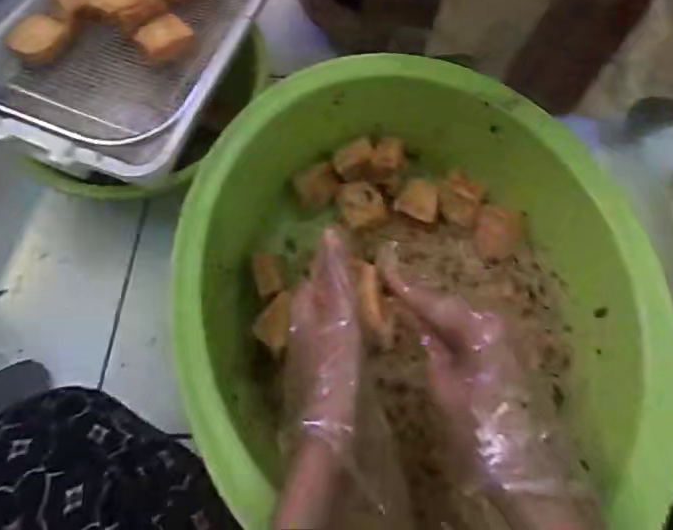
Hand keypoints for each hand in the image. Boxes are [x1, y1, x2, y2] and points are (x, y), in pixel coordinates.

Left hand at [288, 226, 361, 447]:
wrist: (331, 442)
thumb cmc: (336, 373)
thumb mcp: (341, 318)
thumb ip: (336, 278)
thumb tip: (329, 230)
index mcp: (303, 316)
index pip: (312, 279)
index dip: (328, 265)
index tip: (353, 254)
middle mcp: (301, 336)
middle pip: (316, 303)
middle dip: (335, 289)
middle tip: (367, 280)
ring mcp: (309, 363)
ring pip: (324, 326)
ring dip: (342, 314)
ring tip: (371, 307)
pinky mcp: (322, 386)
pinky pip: (334, 350)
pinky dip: (348, 339)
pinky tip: (364, 347)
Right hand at [380, 245, 595, 527]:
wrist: (532, 477)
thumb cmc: (484, 433)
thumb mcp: (446, 390)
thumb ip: (429, 346)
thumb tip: (413, 318)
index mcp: (481, 327)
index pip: (435, 300)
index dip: (405, 284)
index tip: (382, 262)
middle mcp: (497, 322)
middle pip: (449, 303)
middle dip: (418, 292)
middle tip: (386, 275)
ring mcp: (506, 337)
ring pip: (459, 315)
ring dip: (432, 308)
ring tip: (400, 293)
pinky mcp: (508, 353)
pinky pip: (470, 329)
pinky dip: (447, 325)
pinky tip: (429, 321)